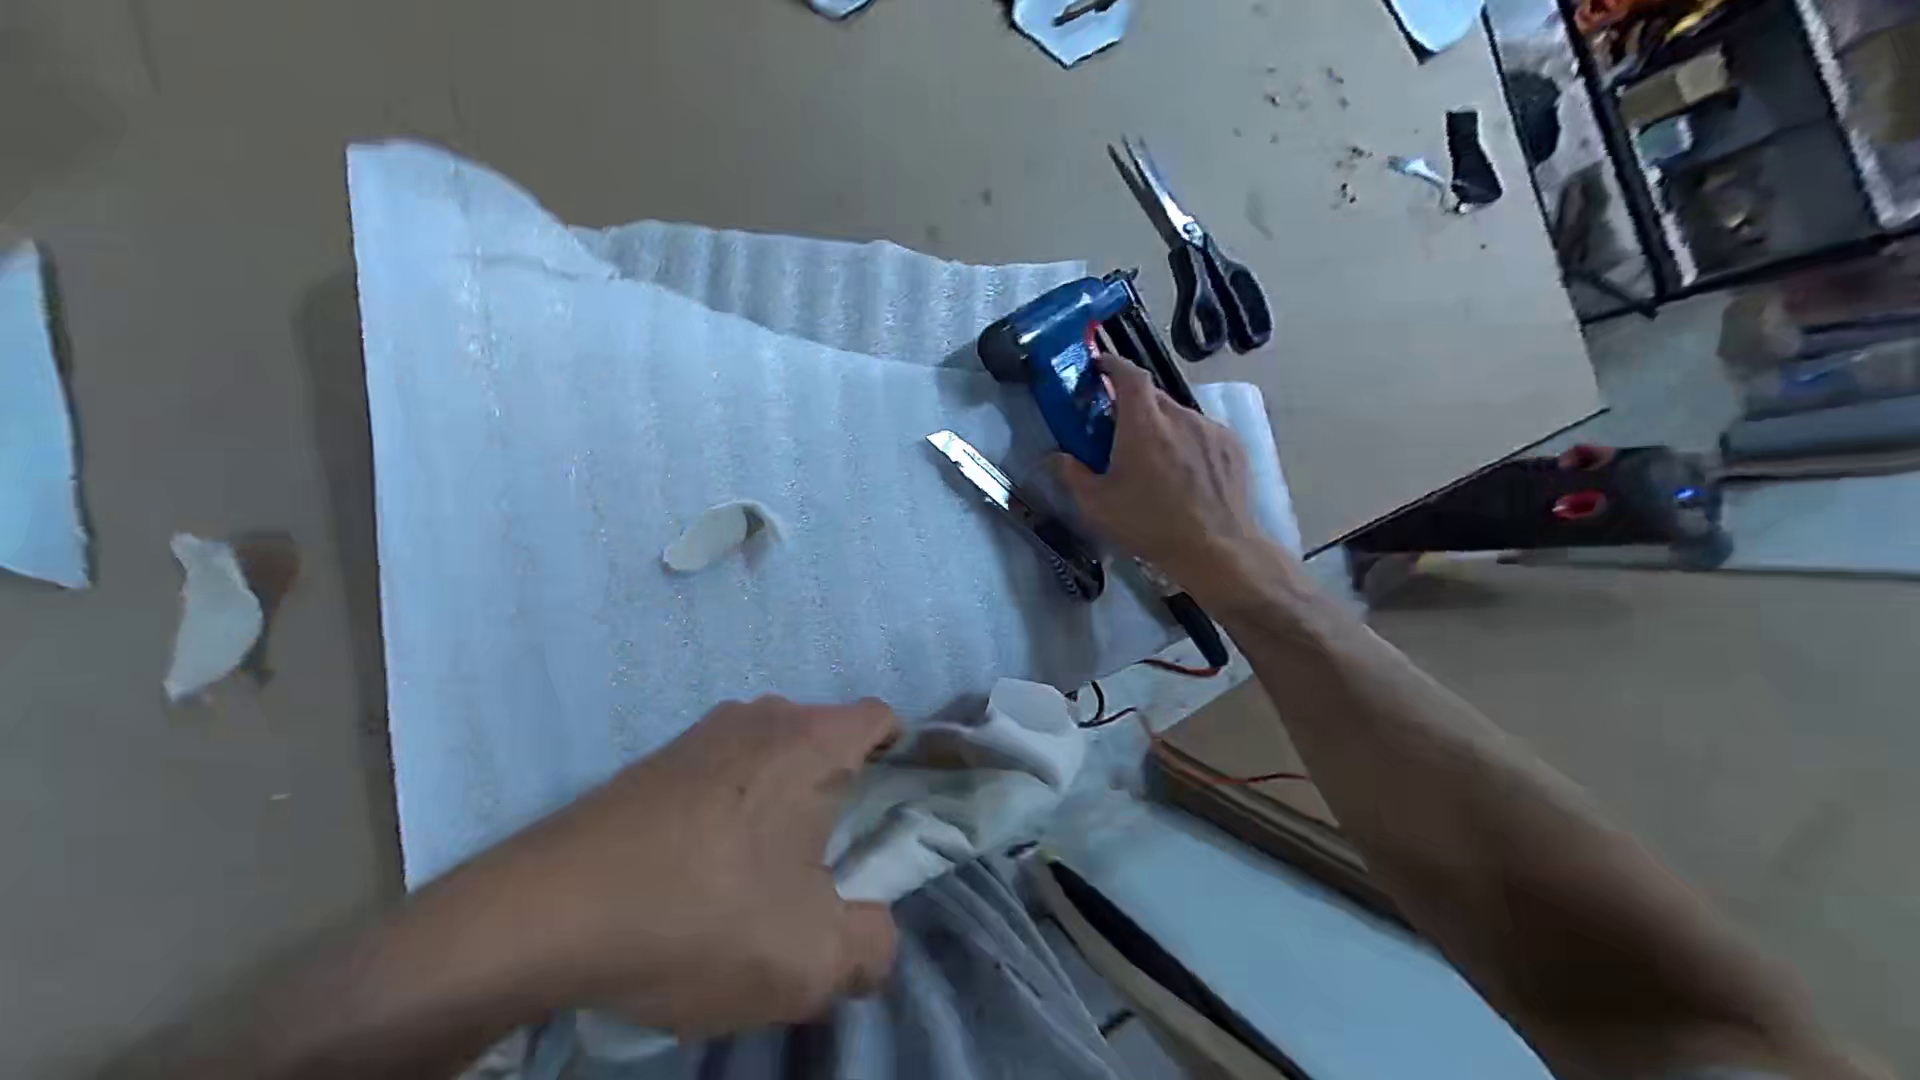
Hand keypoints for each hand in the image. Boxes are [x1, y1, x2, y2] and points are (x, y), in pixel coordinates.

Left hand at [460, 697, 902, 1035]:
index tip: (888, 815)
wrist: (541, 916)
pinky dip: (737, 807)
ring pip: (775, 755)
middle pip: (829, 738)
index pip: (882, 718)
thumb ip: (873, 945)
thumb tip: (876, 934)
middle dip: (841, 792)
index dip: (900, 758)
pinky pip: (726, 770)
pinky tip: (704, 869)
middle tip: (827, 862)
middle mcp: (762, 716)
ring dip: (785, 802)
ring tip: (760, 874)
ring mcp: (704, 732)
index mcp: (811, 741)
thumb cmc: (699, 917)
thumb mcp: (810, 959)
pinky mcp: (658, 757)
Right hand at [1051, 350, 1269, 595]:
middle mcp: (1180, 416)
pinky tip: (1185, 473)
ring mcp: (1210, 429)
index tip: (1100, 366)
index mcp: (1144, 424)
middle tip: (1120, 429)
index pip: (1129, 375)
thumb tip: (1054, 457)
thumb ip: (1072, 474)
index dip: (1113, 364)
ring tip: (1155, 459)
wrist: (1215, 549)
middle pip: (1152, 396)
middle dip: (1133, 405)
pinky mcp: (1232, 446)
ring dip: (1162, 428)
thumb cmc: (1149, 524)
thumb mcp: (1098, 505)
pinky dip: (1188, 442)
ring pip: (1179, 416)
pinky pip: (1202, 433)